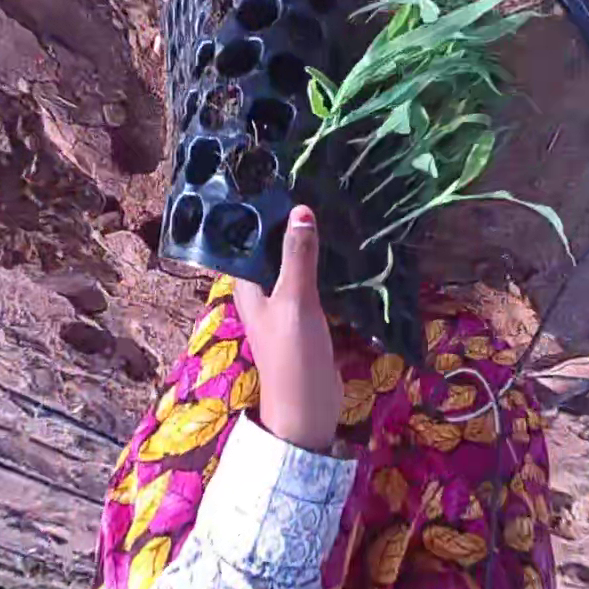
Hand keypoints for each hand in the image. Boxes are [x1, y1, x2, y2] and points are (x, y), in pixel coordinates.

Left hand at [233, 206, 343, 453]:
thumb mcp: (294, 300)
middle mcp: (261, 291)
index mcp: (247, 285)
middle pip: (273, 250)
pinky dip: (323, 266)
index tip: (282, 180)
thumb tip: (300, 211)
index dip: (262, 212)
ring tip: (332, 208)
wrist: (308, 408)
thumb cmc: (292, 354)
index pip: (248, 239)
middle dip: (291, 225)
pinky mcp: (306, 315)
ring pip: (295, 265)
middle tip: (317, 188)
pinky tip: (342, 247)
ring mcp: (284, 303)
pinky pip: (312, 282)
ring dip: (309, 244)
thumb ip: (297, 257)